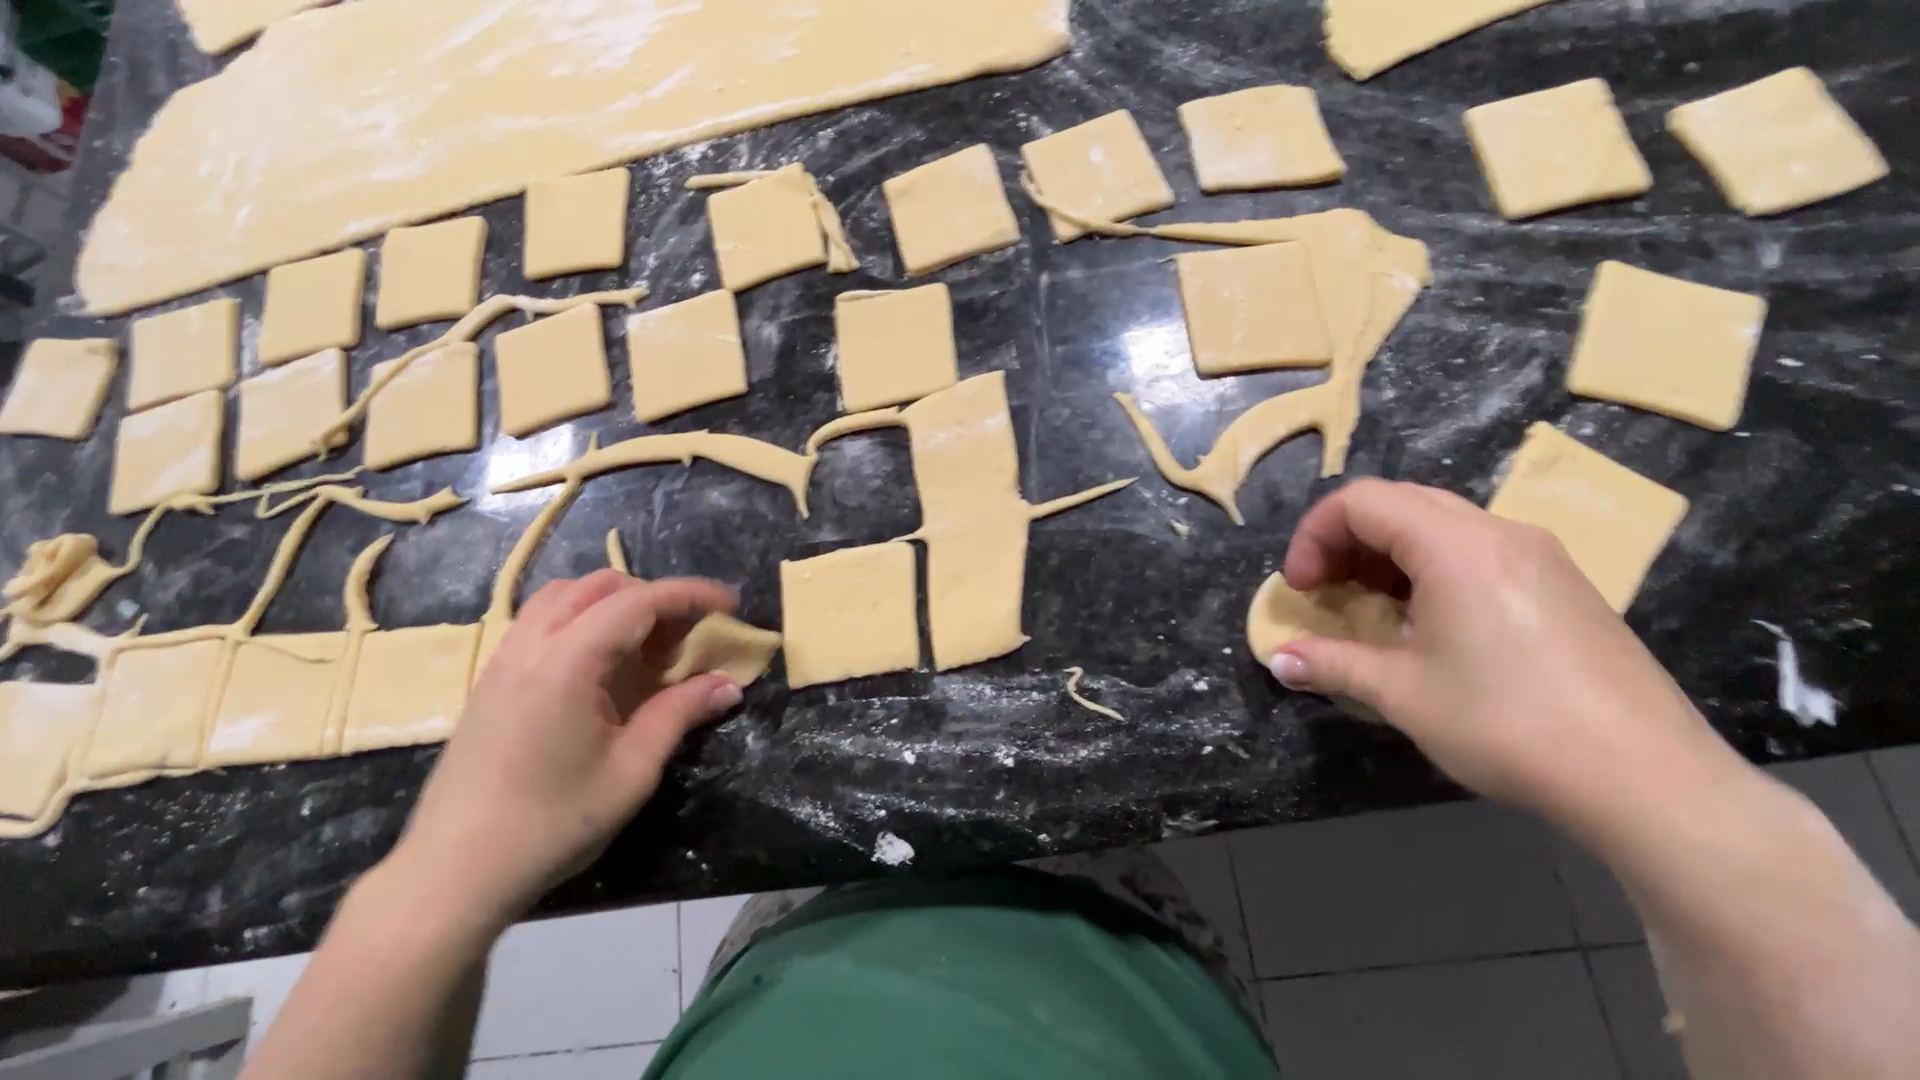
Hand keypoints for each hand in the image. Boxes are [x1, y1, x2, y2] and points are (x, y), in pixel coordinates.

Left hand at [390, 570, 742, 927]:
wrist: (455, 871)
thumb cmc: (552, 823)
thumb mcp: (632, 770)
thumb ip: (680, 714)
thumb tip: (728, 685)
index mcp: (568, 662)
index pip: (638, 601)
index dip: (689, 595)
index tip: (729, 605)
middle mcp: (531, 645)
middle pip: (598, 586)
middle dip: (652, 597)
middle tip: (686, 638)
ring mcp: (503, 660)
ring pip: (563, 597)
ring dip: (613, 604)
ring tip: (645, 647)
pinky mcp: (491, 681)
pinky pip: (540, 623)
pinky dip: (582, 621)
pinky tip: (602, 668)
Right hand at [1270, 479, 1741, 827]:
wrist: (1647, 777)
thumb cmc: (1508, 724)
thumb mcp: (1404, 693)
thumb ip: (1333, 664)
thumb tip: (1279, 661)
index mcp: (1455, 545)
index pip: (1361, 501)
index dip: (1314, 535)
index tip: (1300, 589)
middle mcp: (1499, 533)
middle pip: (1400, 503)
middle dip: (1346, 540)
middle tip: (1324, 592)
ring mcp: (1539, 556)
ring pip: (1441, 525)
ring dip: (1388, 555)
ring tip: (1368, 608)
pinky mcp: (1563, 585)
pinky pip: (1478, 552)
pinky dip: (1431, 569)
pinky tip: (1428, 623)